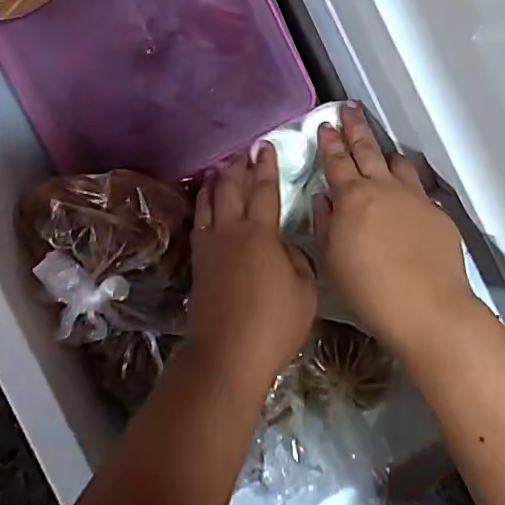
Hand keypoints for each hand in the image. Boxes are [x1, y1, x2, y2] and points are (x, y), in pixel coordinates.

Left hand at [189, 146, 317, 390]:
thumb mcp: (305, 289)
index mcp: (261, 233)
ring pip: (211, 203)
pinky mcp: (198, 264)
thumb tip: (284, 246)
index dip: (267, 167)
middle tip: (246, 150)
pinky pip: (200, 223)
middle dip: (240, 166)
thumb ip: (296, 259)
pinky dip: (202, 206)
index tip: (266, 146)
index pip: (264, 190)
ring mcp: (211, 247)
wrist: (226, 357)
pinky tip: (205, 204)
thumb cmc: (273, 323)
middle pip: (233, 189)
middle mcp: (232, 232)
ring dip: (218, 182)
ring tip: (222, 167)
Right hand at [314, 103, 480, 355]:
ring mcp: (413, 197)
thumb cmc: (370, 291)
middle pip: (366, 149)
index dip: (329, 142)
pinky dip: (408, 183)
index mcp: (352, 198)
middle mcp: (383, 188)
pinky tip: (407, 192)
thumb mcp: (332, 261)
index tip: (325, 125)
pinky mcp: (436, 211)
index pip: (336, 161)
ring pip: (396, 163)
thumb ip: (325, 224)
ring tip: (380, 149)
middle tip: (349, 109)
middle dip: (355, 127)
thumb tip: (323, 199)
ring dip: (385, 153)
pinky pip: (418, 187)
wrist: (428, 307)